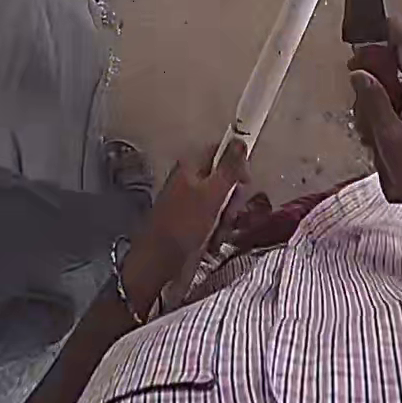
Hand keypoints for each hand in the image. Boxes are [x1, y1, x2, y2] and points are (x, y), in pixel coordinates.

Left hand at [123, 139, 248, 303]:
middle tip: (228, 213)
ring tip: (217, 233)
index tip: (244, 182)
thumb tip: (241, 139)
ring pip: (223, 201)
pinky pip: (214, 219)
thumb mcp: (212, 195)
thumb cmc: (183, 225)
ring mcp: (191, 201)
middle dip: (232, 198)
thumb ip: (229, 168)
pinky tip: (211, 242)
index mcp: (191, 164)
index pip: (222, 151)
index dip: (237, 164)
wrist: (157, 263)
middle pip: (225, 178)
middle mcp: (191, 179)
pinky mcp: (192, 221)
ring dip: (226, 218)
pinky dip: (217, 230)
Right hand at [350, 18, 401, 233]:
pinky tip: (378, 127)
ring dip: (382, 87)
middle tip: (354, 75)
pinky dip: (391, 102)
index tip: (370, 24)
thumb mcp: (390, 137)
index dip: (391, 28)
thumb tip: (360, 74)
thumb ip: (374, 101)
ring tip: (365, 114)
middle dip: (376, 63)